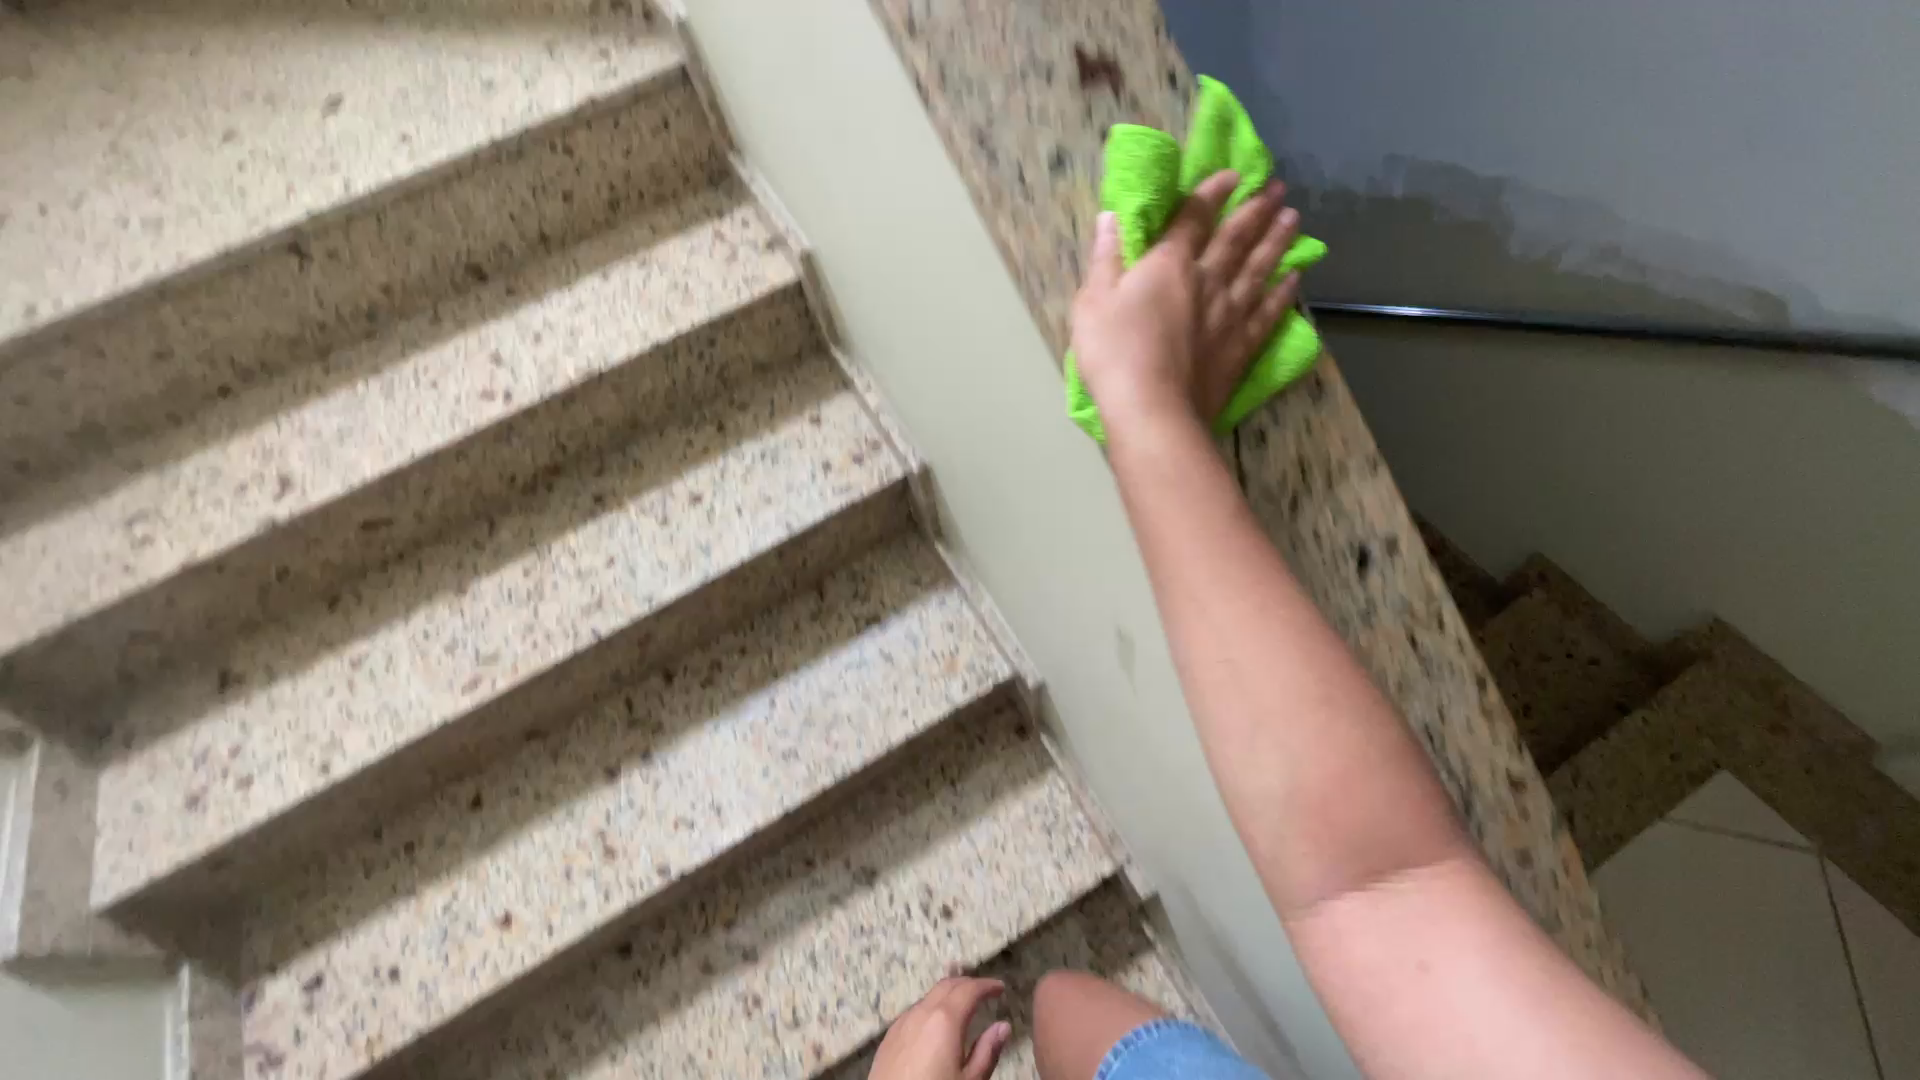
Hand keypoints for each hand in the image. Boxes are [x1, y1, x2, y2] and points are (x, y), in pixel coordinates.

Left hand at [868, 977, 1011, 1079]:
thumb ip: (987, 1052)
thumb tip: (1003, 1026)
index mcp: (945, 1019)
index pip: (970, 989)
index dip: (987, 985)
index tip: (1000, 988)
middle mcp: (922, 1011)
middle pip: (947, 985)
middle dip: (968, 984)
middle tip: (984, 992)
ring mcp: (902, 1022)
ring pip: (929, 996)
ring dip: (948, 994)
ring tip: (963, 1005)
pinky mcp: (889, 1036)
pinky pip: (915, 1011)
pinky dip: (932, 1008)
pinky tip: (936, 1026)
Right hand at [1071, 170, 1301, 434]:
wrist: (1152, 410)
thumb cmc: (1113, 355)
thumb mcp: (1091, 304)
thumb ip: (1105, 260)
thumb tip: (1110, 217)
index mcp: (1169, 265)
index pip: (1194, 218)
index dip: (1212, 193)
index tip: (1232, 175)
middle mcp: (1208, 280)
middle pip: (1237, 238)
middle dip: (1256, 209)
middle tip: (1277, 187)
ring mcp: (1230, 314)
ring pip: (1260, 269)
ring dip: (1277, 241)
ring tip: (1293, 218)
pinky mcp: (1241, 347)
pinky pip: (1268, 312)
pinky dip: (1283, 293)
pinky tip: (1295, 278)